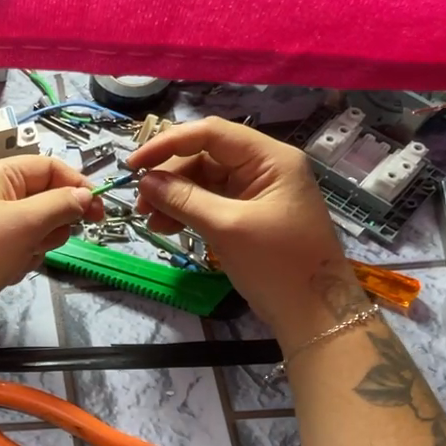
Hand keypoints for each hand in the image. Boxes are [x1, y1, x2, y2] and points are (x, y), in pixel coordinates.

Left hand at [0, 156, 102, 325]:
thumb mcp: (26, 224)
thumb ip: (61, 204)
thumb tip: (86, 195)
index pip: (48, 167)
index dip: (76, 185)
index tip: (98, 211)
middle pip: (45, 197)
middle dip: (53, 221)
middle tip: (48, 239)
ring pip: (37, 225)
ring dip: (38, 243)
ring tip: (21, 257)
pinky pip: (22, 244)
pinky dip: (23, 257)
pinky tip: (9, 270)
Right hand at [128, 117, 360, 342]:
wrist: (312, 311)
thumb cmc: (278, 264)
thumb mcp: (227, 228)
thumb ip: (184, 200)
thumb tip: (145, 180)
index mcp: (269, 158)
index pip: (210, 134)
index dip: (167, 144)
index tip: (132, 165)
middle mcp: (262, 167)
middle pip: (203, 156)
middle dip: (168, 177)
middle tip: (140, 204)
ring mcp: (254, 191)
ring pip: (201, 181)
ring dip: (172, 197)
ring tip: (151, 222)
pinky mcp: (246, 214)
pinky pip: (207, 202)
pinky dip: (184, 212)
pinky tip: (166, 227)